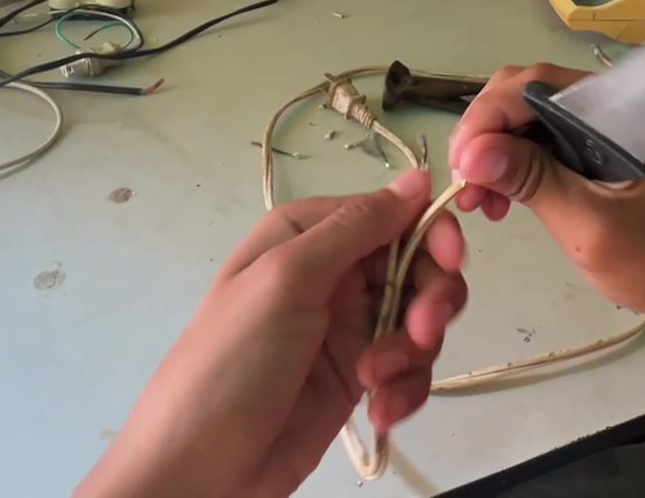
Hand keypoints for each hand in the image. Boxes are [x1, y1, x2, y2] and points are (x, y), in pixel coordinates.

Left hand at [76, 171, 466, 497]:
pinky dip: (408, 387)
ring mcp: (352, 325)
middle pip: (420, 264)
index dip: (432, 232)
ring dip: (415, 350)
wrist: (193, 481)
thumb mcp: (287, 279)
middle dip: (430, 299)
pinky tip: (380, 411)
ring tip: (378, 383)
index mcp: (314, 233)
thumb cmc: (231, 363)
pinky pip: (412, 366)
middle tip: (422, 333)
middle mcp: (338, 270)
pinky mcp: (363, 375)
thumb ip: (355, 226)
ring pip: (422, 316)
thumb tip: (419, 177)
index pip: (395, 212)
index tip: (450, 263)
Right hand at [447, 64, 644, 325]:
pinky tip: (497, 200)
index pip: (537, 85)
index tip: (460, 162)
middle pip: (524, 94)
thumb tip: (471, 153)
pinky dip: (508, 165)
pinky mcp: (586, 150)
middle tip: (462, 183)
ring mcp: (594, 126)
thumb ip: (533, 181)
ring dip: (491, 152)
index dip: (489, 115)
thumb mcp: (588, 225)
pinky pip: (535, 142)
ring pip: (523, 118)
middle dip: (484, 133)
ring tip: (475, 200)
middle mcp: (603, 104)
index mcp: (616, 107)